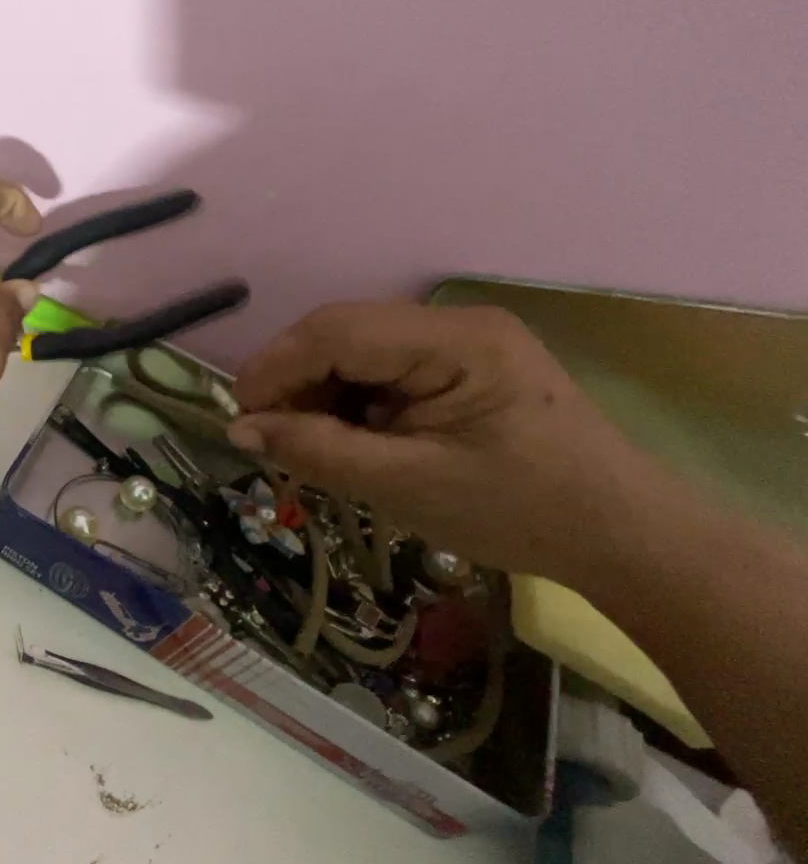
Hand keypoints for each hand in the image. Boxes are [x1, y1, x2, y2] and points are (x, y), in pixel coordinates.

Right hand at [226, 302, 656, 580]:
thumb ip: (317, 452)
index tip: (239, 417)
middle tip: (265, 433)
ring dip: (314, 391)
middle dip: (292, 380)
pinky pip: (376, 367)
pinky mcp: (457, 364)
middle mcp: (456, 324)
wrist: (623, 539)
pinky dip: (344, 400)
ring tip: (303, 441)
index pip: (336, 332)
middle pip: (340, 334)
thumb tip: (239, 431)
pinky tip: (342, 435)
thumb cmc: (520, 513)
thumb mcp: (406, 486)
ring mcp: (459, 341)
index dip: (276, 368)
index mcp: (458, 342)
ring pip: (351, 349)